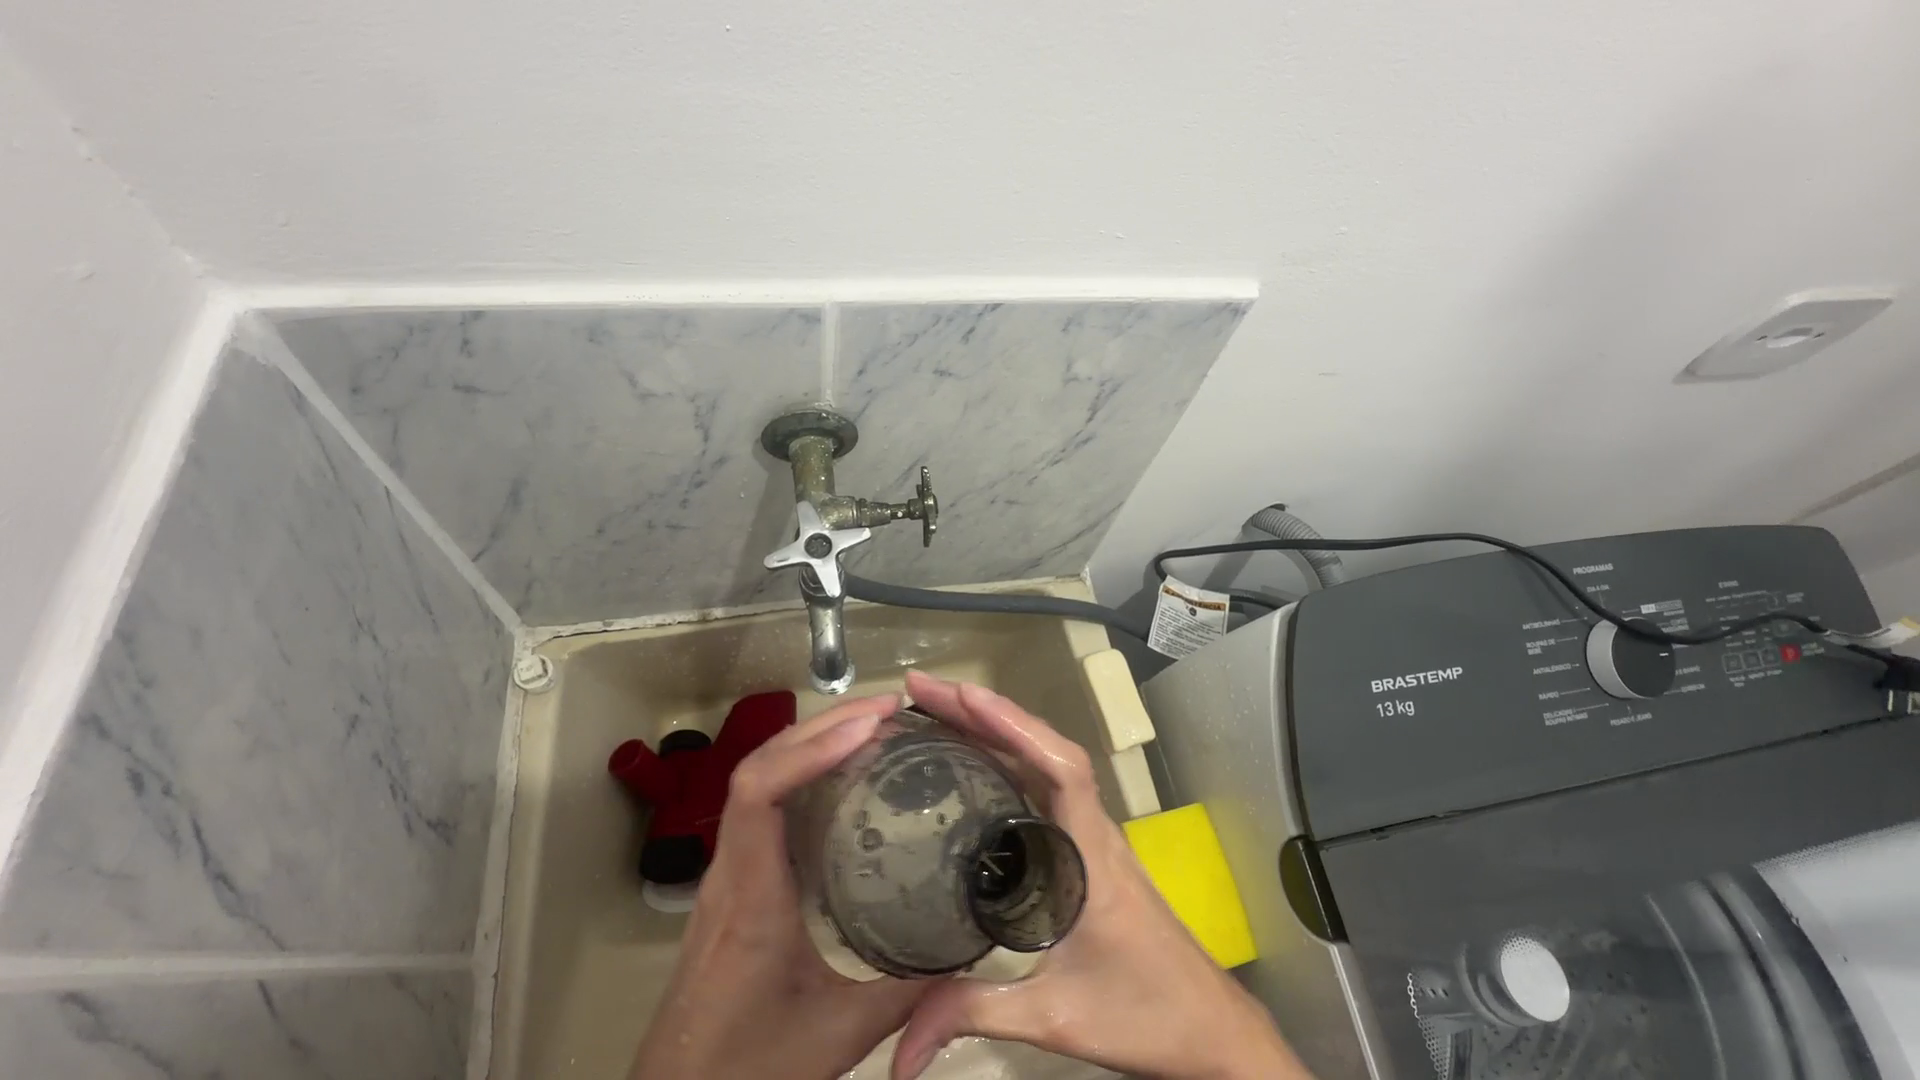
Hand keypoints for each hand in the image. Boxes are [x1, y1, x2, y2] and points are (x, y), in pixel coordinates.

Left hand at [630, 693, 926, 1079]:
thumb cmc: (752, 1064)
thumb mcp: (842, 1032)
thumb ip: (909, 985)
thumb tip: (972, 937)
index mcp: (750, 895)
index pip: (759, 791)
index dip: (810, 747)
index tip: (870, 726)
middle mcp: (732, 869)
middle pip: (760, 767)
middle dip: (822, 726)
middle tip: (889, 710)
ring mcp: (729, 873)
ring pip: (758, 781)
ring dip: (811, 743)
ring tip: (874, 728)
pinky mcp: (736, 884)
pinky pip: (765, 806)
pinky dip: (804, 774)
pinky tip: (847, 781)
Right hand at [892, 671, 1312, 1079]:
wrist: (1212, 1033)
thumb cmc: (1147, 1014)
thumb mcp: (1055, 1017)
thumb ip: (975, 1016)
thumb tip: (896, 1048)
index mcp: (1092, 855)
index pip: (1061, 767)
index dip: (1012, 725)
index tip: (960, 696)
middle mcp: (1094, 832)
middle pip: (1045, 750)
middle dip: (986, 713)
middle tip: (923, 693)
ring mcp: (1093, 839)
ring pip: (1047, 764)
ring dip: (998, 730)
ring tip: (939, 712)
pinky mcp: (1088, 853)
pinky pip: (1046, 788)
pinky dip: (1010, 761)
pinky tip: (973, 767)